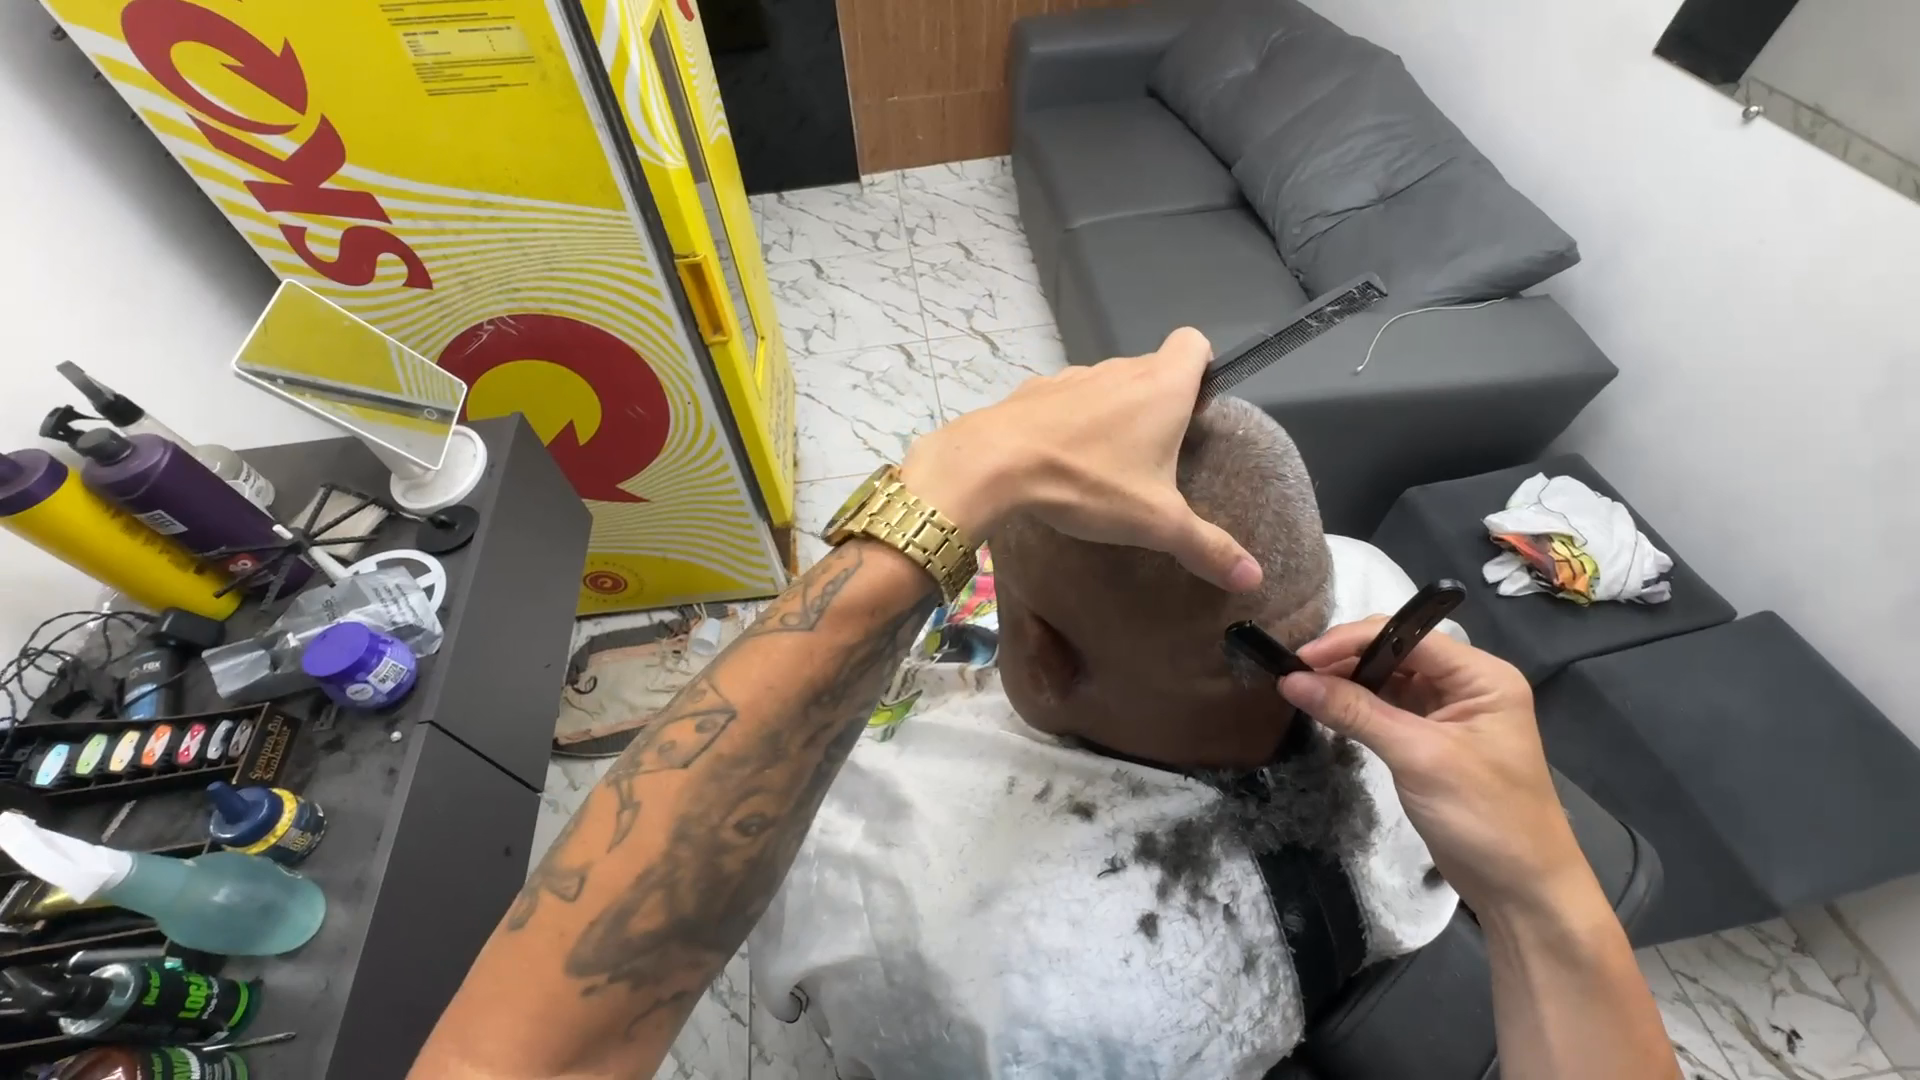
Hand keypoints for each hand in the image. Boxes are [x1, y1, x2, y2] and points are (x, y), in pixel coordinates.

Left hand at [900, 327, 1261, 592]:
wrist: (996, 463)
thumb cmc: (1088, 483)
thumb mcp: (1155, 521)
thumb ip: (1206, 546)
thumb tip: (1254, 578)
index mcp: (1161, 386)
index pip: (1194, 343)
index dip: (1202, 367)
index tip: (1196, 406)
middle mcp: (1119, 369)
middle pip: (1151, 368)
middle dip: (1158, 403)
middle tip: (1154, 455)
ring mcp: (1072, 375)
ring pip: (1105, 384)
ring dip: (1111, 412)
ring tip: (1104, 461)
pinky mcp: (1033, 391)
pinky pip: (1063, 399)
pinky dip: (1069, 420)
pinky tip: (1058, 457)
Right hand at [1278, 619, 1594, 918]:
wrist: (1523, 892)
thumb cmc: (1485, 818)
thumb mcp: (1418, 758)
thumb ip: (1355, 712)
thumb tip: (1290, 680)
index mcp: (1481, 676)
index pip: (1406, 635)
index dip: (1351, 641)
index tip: (1300, 658)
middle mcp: (1466, 684)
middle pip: (1394, 650)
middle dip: (1344, 658)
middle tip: (1295, 674)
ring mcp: (1448, 710)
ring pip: (1385, 677)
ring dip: (1346, 680)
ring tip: (1301, 687)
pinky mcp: (1430, 736)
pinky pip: (1385, 704)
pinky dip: (1355, 704)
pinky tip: (1326, 706)